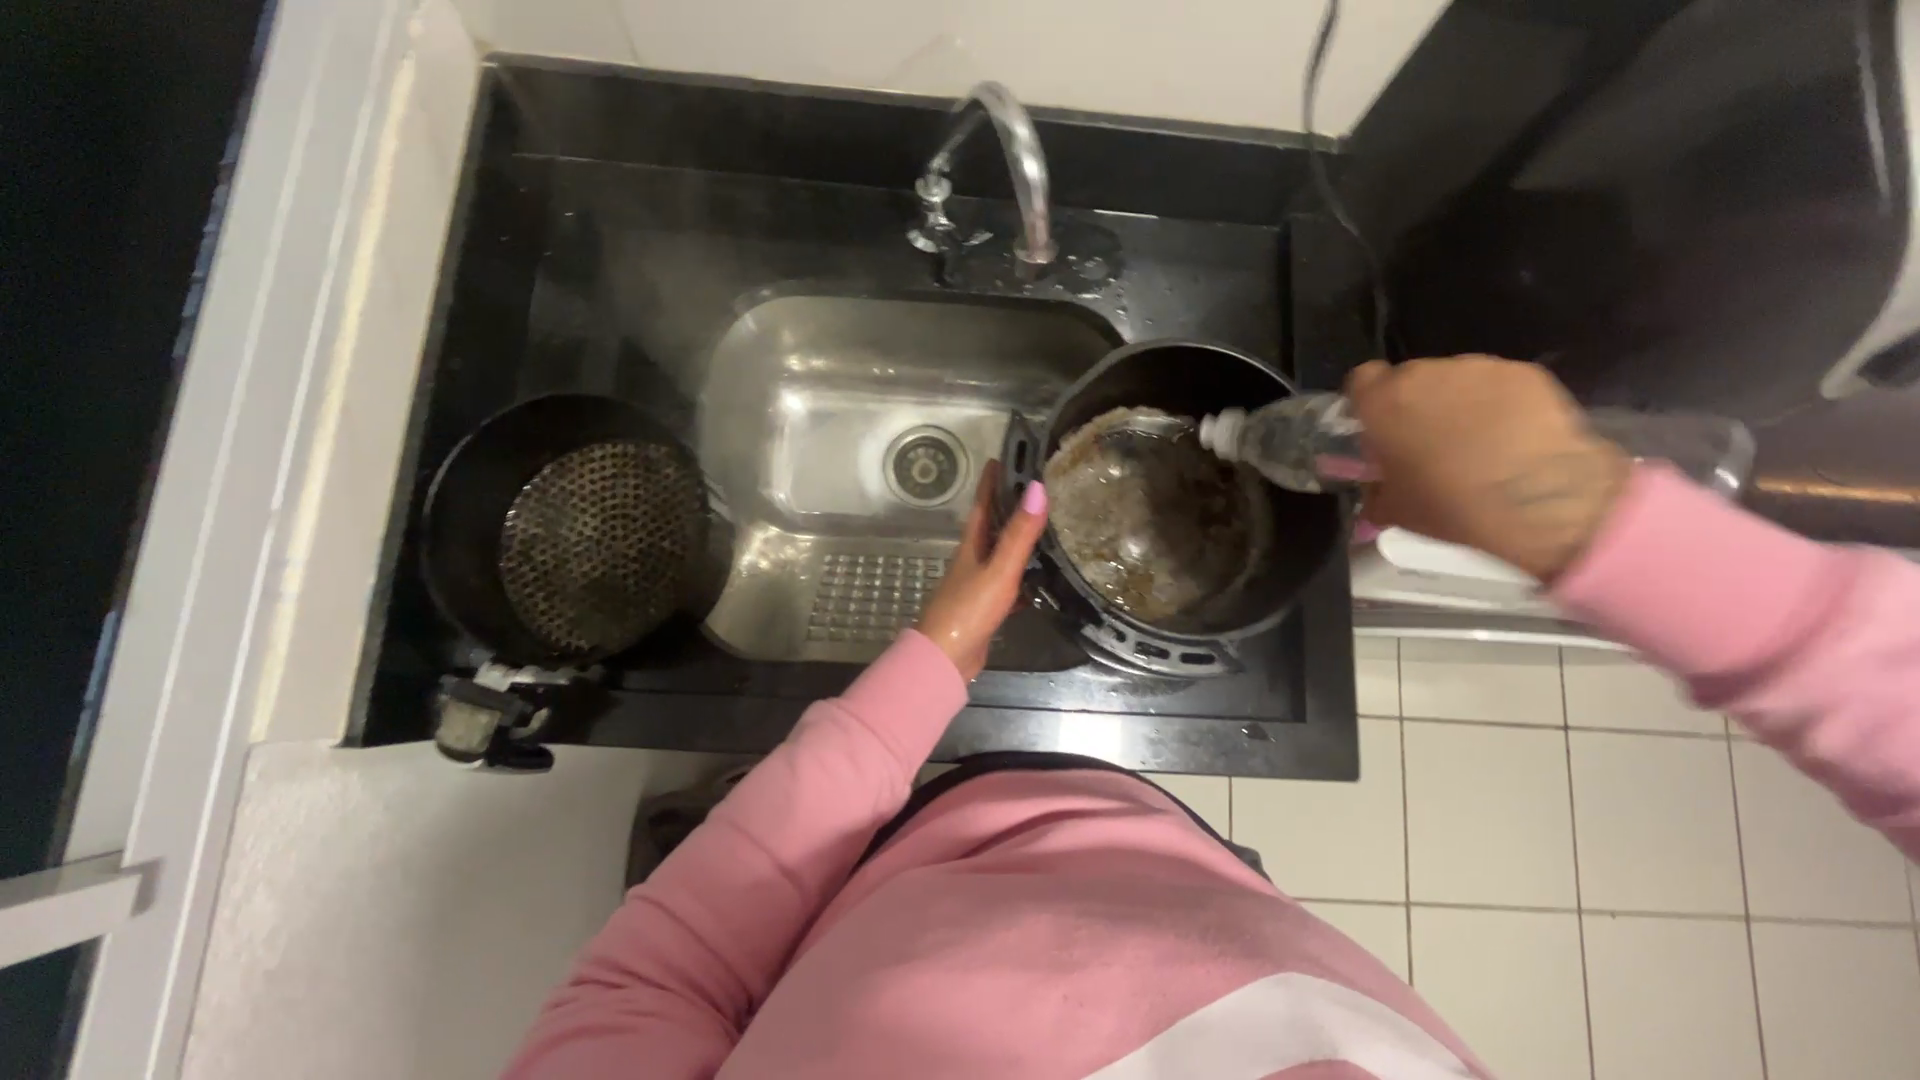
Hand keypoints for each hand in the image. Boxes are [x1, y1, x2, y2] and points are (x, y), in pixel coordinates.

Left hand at [915, 462, 1048, 679]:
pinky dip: (1025, 581)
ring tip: (1048, 531)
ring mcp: (978, 585)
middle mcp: (973, 560)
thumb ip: (1019, 534)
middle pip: (992, 528)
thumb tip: (1038, 488)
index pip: (982, 504)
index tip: (1001, 458)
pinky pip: (1009, 586)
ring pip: (1002, 557)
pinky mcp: (986, 609)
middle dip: (1009, 508)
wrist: (946, 659)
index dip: (991, 482)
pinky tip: (1042, 583)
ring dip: (1019, 544)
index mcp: (971, 546)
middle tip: (1036, 491)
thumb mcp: (999, 569)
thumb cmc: (969, 610)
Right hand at [1346, 356, 1631, 581]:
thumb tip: (1376, 490)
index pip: (1361, 380)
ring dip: (1458, 401)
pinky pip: (1498, 384)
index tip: (1379, 425)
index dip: (1369, 400)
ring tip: (1477, 438)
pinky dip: (1500, 402)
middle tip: (1429, 440)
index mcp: (1382, 403)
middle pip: (1410, 378)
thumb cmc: (1450, 505)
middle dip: (1416, 403)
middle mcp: (1425, 374)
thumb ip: (1375, 491)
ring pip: (1456, 379)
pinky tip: (1512, 433)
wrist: (1537, 500)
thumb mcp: (1395, 509)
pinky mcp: (1524, 372)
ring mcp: (1478, 368)